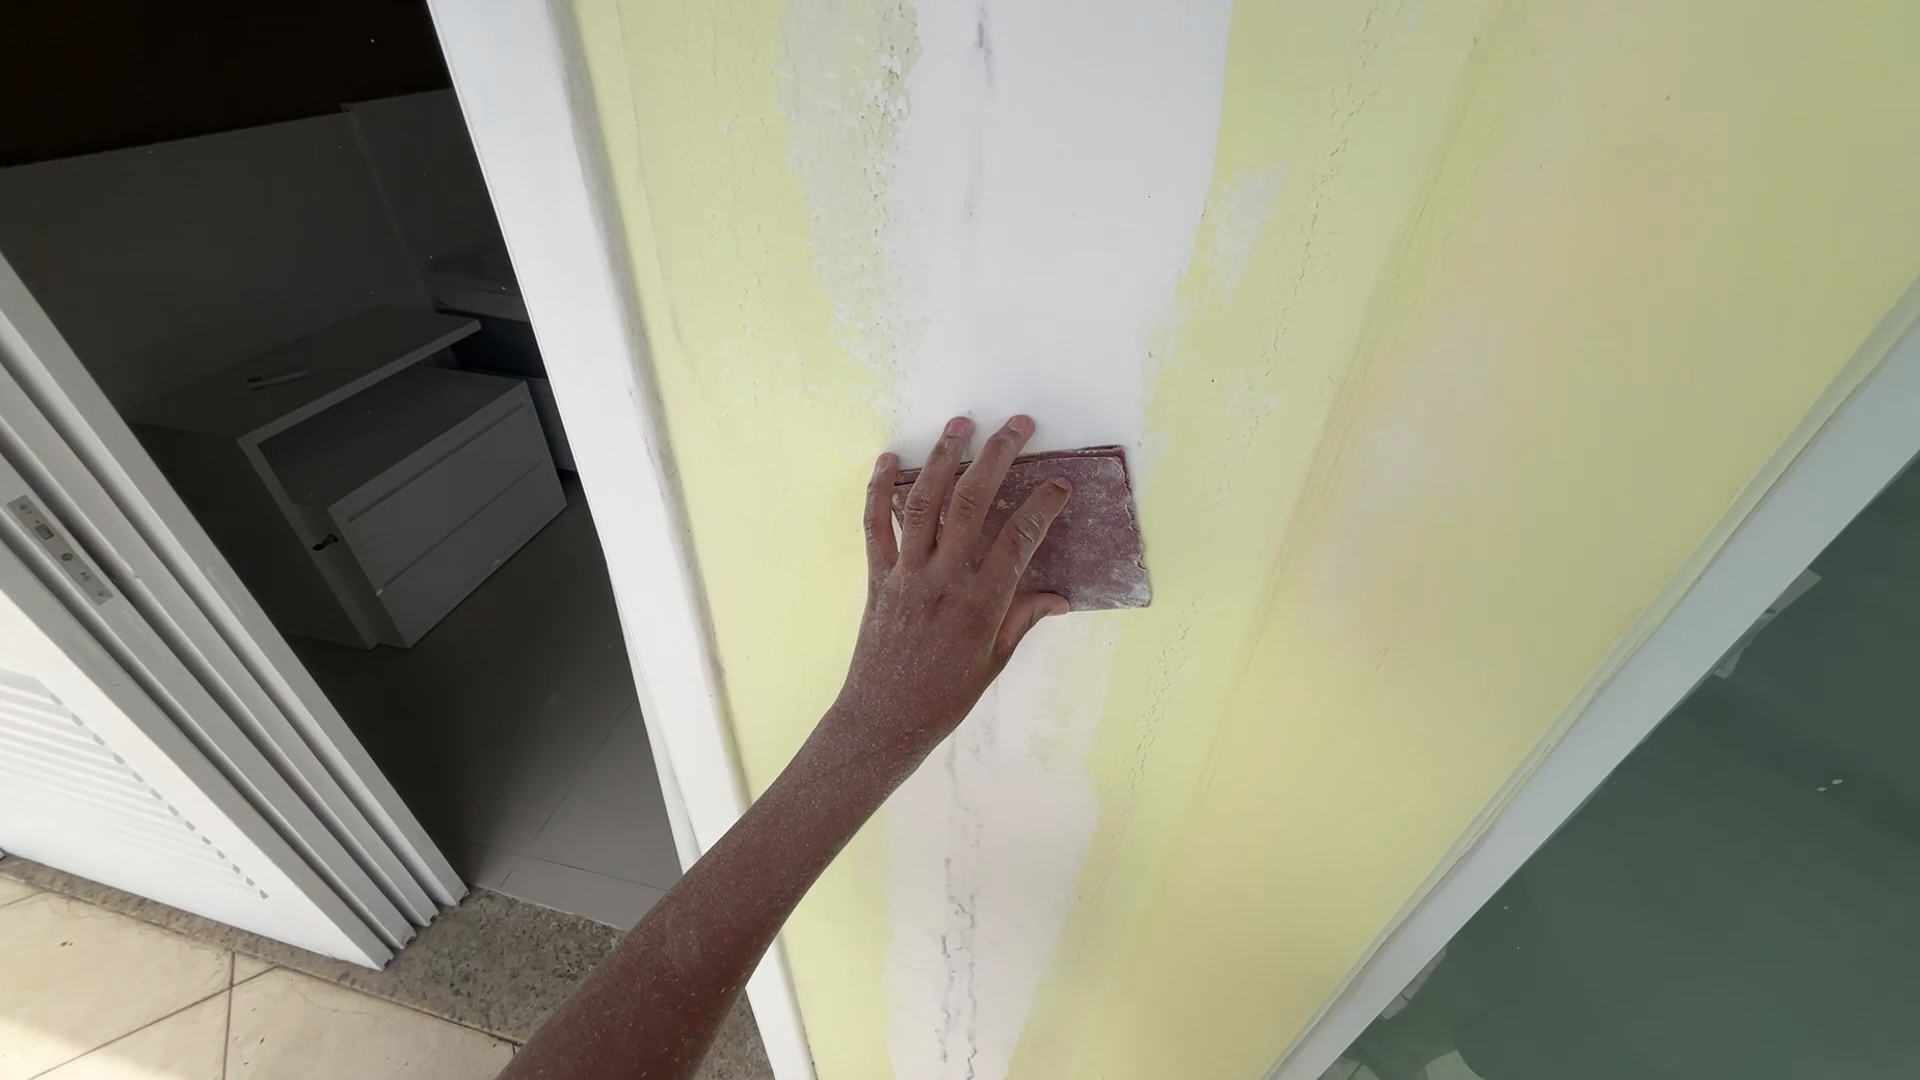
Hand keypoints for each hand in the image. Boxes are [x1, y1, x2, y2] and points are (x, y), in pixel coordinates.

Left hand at [828, 415, 1071, 769]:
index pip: (1018, 540)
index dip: (1043, 507)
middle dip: (997, 457)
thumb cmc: (944, 697)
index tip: (1060, 484)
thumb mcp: (994, 662)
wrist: (882, 719)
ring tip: (960, 424)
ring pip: (923, 503)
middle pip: (971, 504)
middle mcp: (943, 579)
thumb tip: (1062, 598)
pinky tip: (888, 458)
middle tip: (1018, 425)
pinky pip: (874, 525)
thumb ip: (1024, 620)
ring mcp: (906, 573)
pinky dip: (878, 489)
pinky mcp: (877, 575)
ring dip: (942, 458)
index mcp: (980, 604)